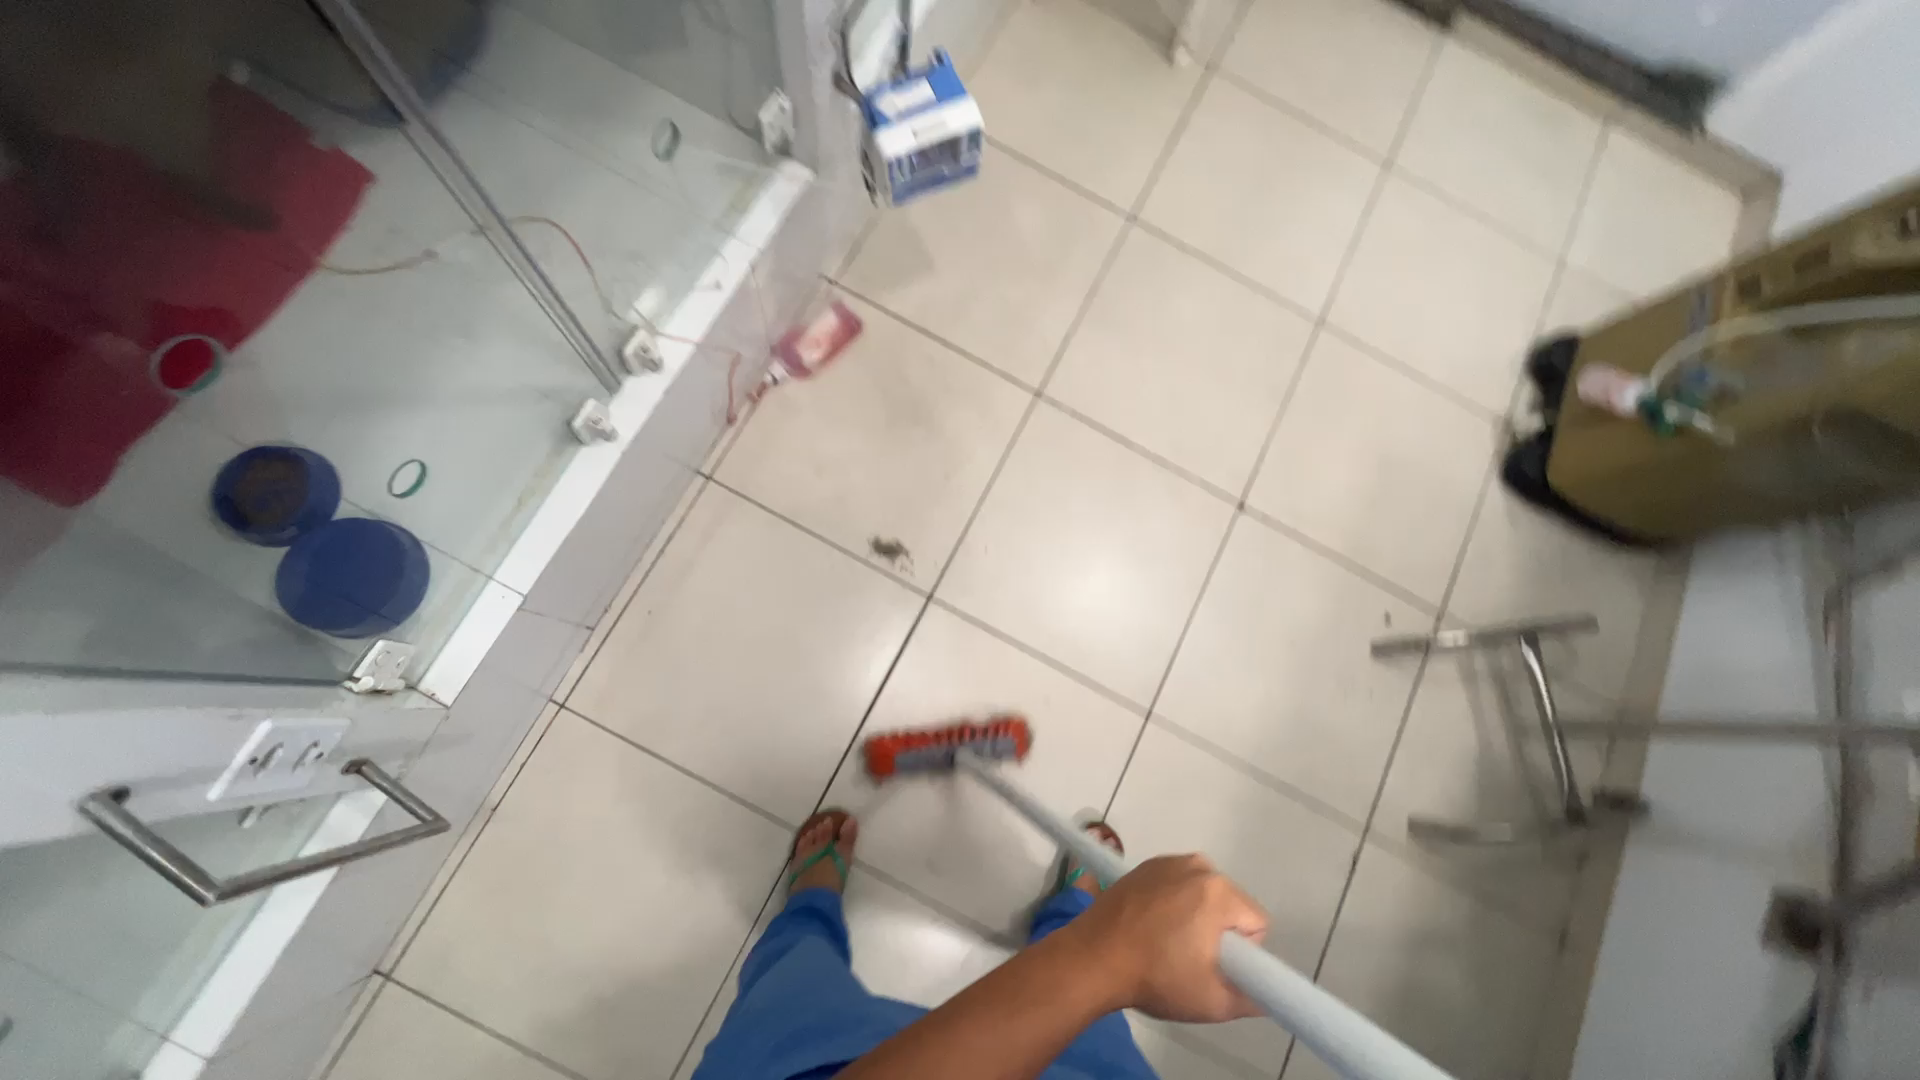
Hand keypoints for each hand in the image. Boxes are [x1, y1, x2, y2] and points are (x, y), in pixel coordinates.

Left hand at [1069, 854, 1268, 1022]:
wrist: (1094, 957)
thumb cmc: (1156, 976)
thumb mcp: (1214, 1002)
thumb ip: (1252, 999)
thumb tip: (1263, 995)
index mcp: (1218, 891)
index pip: (1256, 922)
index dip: (1242, 952)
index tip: (1213, 965)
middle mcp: (1196, 865)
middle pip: (1230, 904)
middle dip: (1218, 931)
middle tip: (1189, 957)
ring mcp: (1166, 862)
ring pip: (1202, 893)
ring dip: (1195, 915)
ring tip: (1167, 943)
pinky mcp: (1143, 866)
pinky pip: (1176, 885)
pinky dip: (1172, 902)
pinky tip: (1151, 926)